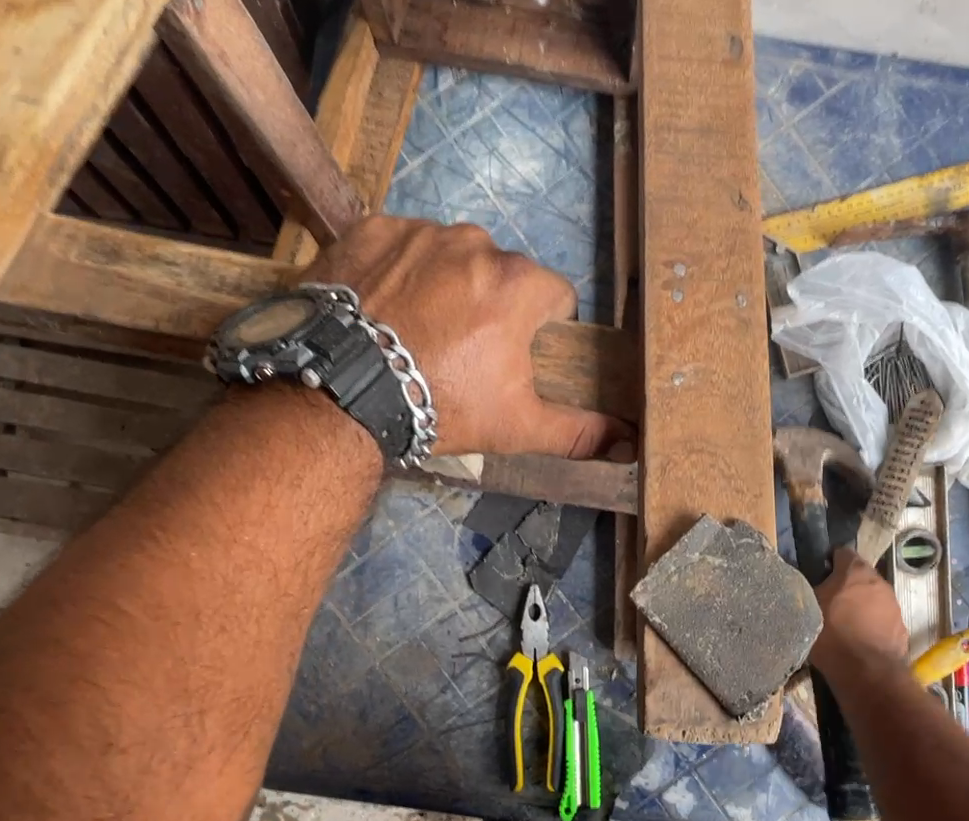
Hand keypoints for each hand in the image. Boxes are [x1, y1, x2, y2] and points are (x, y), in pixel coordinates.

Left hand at [303, 217, 628, 458]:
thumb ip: (577, 430)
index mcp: (518, 284)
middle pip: (500, 272)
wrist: (340, 392)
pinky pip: (400, 245)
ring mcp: (419, 231)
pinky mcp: (370, 230)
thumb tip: (629, 441)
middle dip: (489, 303)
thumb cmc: (441, 405)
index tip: (513, 355)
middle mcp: (474, 242)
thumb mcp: (516, 426)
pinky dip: (397, 270)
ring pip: (450, 255)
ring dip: (443, 283)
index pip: (554, 294)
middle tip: (459, 349)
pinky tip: (382, 307)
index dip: (540, 327)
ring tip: (414, 330)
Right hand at [812, 548, 907, 676]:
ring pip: (873, 597)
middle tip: (829, 602)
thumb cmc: (831, 633)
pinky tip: (860, 640)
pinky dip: (872, 624)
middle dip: (847, 585)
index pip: (842, 552)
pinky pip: (882, 619)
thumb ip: (814, 589)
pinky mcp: (901, 626)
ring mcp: (893, 604)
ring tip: (845, 624)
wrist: (865, 671)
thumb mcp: (809, 607)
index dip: (829, 562)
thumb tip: (814, 584)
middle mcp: (879, 581)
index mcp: (855, 570)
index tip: (819, 576)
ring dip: (861, 605)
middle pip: (860, 576)